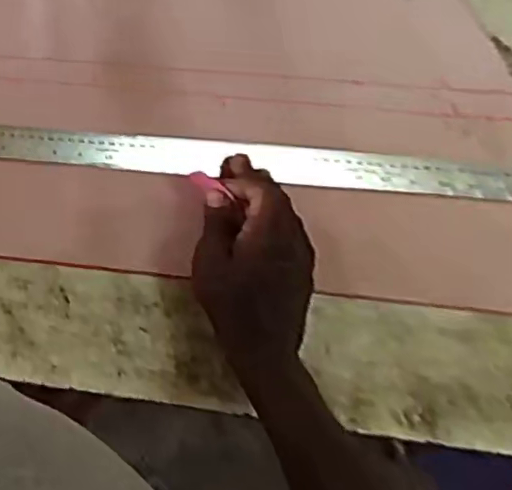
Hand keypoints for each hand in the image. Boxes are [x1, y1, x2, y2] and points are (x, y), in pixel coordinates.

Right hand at [192, 154, 314, 367]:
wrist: (263, 347)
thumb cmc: (229, 301)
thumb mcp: (210, 259)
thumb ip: (216, 223)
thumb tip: (217, 194)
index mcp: (270, 236)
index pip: (265, 194)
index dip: (243, 178)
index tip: (220, 170)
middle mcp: (293, 241)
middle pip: (280, 200)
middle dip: (255, 179)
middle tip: (231, 163)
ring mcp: (301, 256)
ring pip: (286, 213)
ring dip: (264, 195)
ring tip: (239, 184)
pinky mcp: (301, 267)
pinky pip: (289, 228)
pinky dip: (271, 213)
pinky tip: (254, 215)